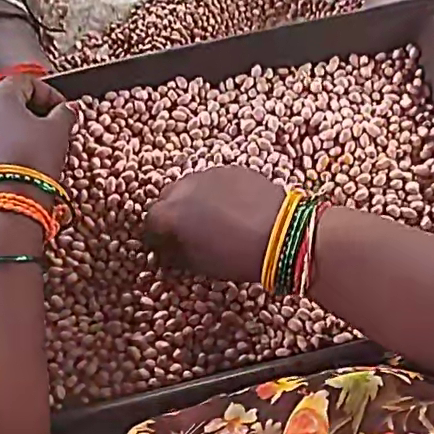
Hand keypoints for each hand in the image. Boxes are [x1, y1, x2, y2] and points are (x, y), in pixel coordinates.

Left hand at [0, 75, 74, 181]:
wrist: (13, 196)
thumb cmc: (34, 158)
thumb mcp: (58, 131)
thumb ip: (65, 113)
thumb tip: (68, 109)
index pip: (28, 82)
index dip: (51, 94)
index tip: (65, 109)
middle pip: (13, 98)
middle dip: (38, 109)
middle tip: (56, 123)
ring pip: (5, 118)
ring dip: (27, 125)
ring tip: (46, 139)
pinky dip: (15, 139)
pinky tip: (31, 152)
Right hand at [145, 165, 286, 283]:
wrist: (283, 235)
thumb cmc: (236, 256)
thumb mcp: (200, 263)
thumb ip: (176, 253)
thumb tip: (168, 249)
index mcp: (171, 214)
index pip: (150, 220)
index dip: (156, 234)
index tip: (163, 244)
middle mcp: (184, 188)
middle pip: (167, 197)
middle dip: (172, 213)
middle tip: (185, 231)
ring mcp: (209, 174)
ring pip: (190, 186)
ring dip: (193, 200)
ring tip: (210, 219)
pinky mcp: (232, 169)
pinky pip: (213, 181)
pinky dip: (214, 193)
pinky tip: (230, 209)